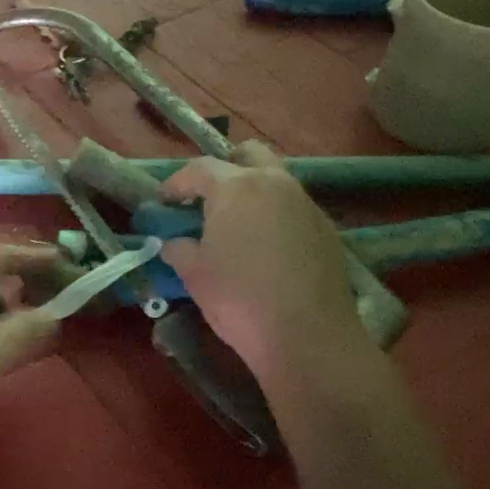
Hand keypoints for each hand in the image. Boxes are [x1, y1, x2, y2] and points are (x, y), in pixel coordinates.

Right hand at [159, 141, 363, 368]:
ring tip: (235, 224)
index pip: (199, 168)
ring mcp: (306, 204)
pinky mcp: (326, 229)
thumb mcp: (194, 274)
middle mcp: (275, 183)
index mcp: (236, 187)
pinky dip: (274, 216)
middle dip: (225, 168)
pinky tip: (264, 248)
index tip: (163, 201)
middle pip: (249, 154)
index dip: (176, 183)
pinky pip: (293, 208)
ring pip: (276, 180)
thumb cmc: (239, 298)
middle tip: (206, 197)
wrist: (307, 334)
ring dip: (252, 192)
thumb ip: (178, 248)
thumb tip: (175, 243)